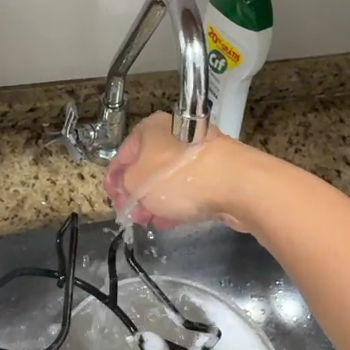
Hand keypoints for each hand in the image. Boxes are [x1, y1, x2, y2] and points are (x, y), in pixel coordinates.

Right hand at [102, 113, 245, 229]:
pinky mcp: (216, 172)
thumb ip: (124, 188)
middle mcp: (175, 134)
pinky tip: (169, 220)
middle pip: (147, 166)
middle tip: (129, 213)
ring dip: (155, 201)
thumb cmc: (179, 177)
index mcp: (152, 128)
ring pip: (169, 179)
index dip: (113, 178)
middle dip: (135, 192)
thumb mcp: (136, 183)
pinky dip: (177, 203)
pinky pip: (189, 188)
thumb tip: (127, 192)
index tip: (111, 198)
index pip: (123, 153)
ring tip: (148, 221)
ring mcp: (198, 153)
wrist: (238, 185)